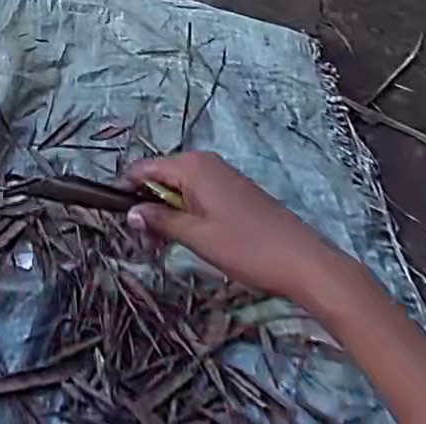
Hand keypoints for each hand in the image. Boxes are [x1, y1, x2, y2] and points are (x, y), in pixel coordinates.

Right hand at [131, 153, 425, 423]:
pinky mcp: (234, 190)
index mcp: (191, 165)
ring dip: (167, 211)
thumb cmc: (247, 247)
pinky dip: (186, 211)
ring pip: (179, 186)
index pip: (144, 168)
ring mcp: (222, 174)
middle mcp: (205, 162)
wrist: (306, 263)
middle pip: (160, 176)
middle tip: (144, 241)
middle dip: (148, 204)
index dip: (126, 189)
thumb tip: (130, 213)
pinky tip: (190, 236)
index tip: (118, 217)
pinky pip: (198, 192)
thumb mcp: (196, 237)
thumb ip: (159, 221)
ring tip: (165, 244)